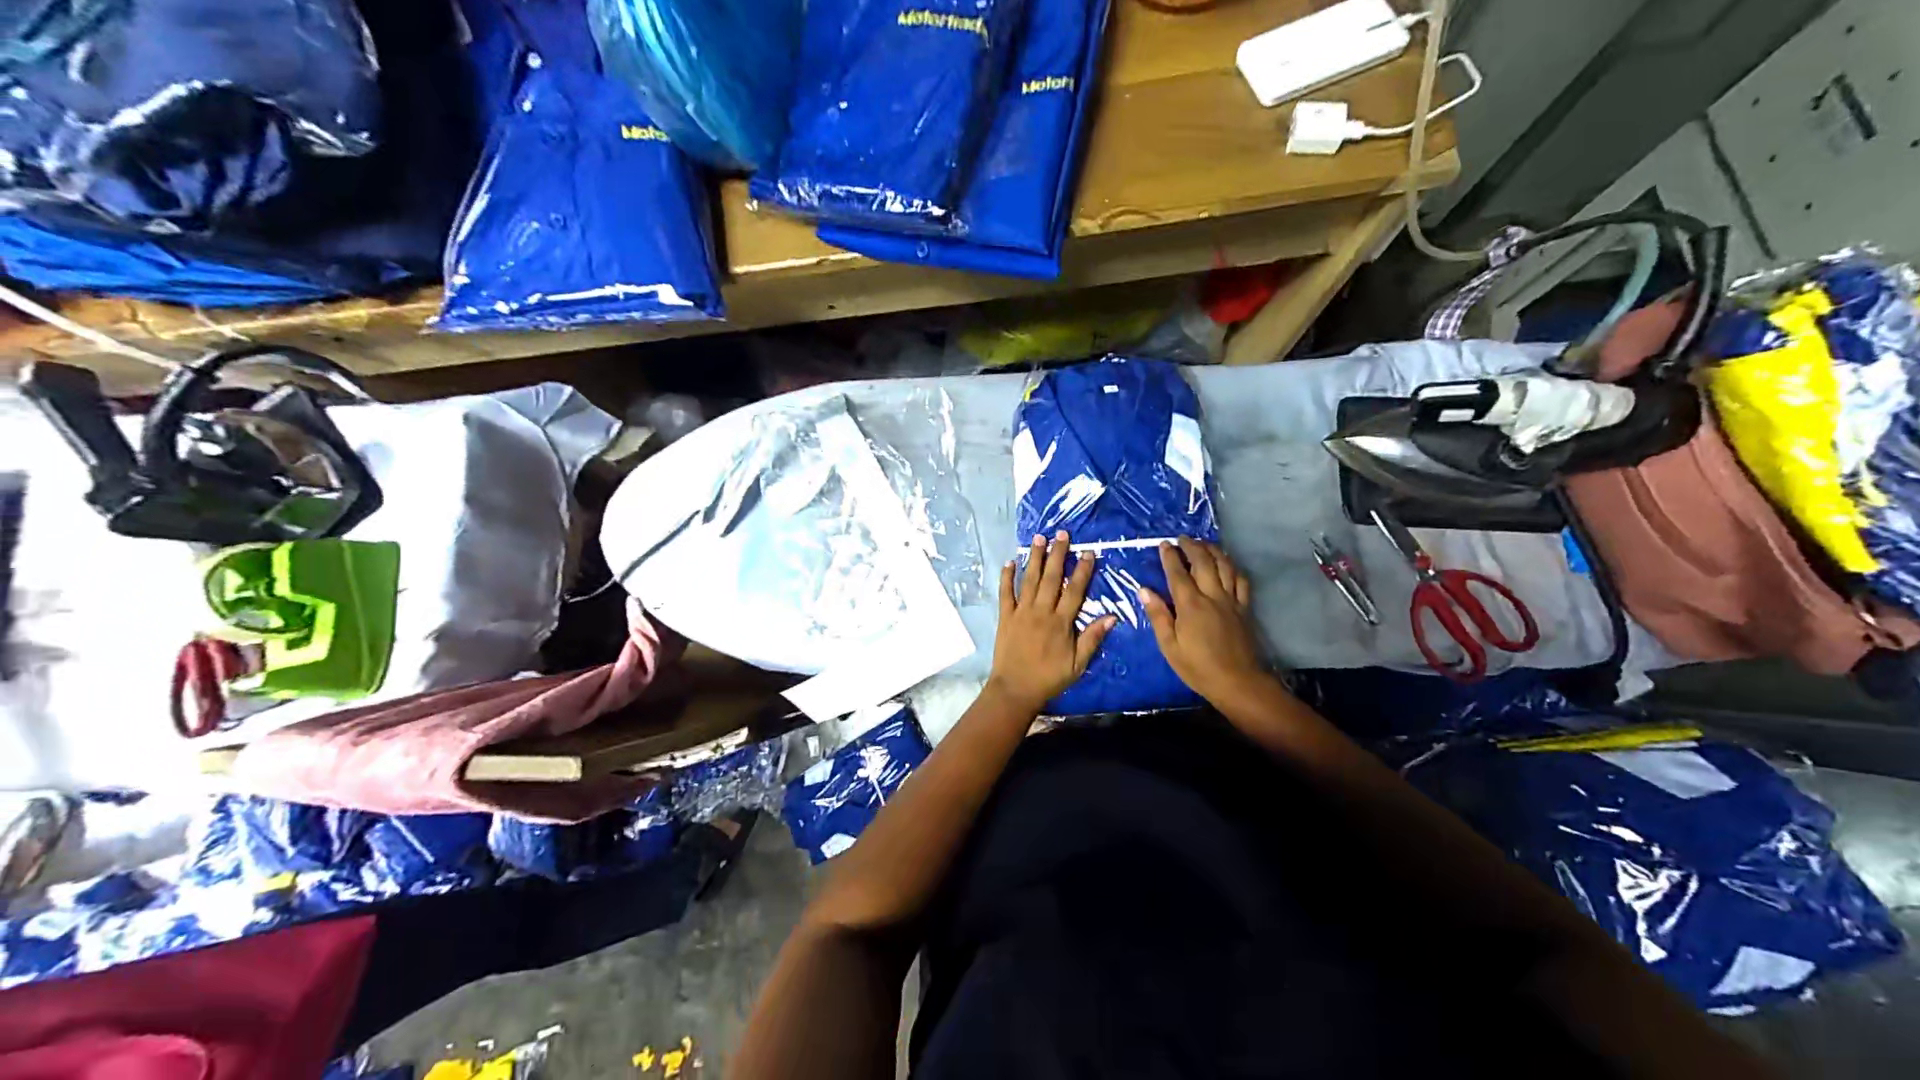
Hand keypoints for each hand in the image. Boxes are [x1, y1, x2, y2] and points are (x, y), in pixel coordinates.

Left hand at [985, 531, 1117, 713]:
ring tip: (1039, 538)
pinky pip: (1005, 593)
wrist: (1015, 689)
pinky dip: (1007, 577)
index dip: (1082, 570)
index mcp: (1061, 622)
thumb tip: (1112, 616)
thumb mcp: (1078, 664)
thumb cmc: (1049, 678)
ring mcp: (1021, 612)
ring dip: (1034, 558)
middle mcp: (1041, 611)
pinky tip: (1010, 562)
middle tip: (1062, 533)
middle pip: (1051, 577)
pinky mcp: (1005, 617)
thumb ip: (1092, 638)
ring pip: (1029, 579)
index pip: (1075, 590)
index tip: (1088, 552)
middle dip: (1057, 554)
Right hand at [1138, 537, 1272, 704]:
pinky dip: (1233, 567)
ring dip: (1213, 551)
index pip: (1178, 573)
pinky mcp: (1244, 608)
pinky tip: (1227, 565)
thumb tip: (1145, 590)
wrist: (1237, 682)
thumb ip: (1158, 615)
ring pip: (1225, 566)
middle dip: (1192, 546)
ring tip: (1204, 544)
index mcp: (1190, 605)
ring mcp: (1231, 601)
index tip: (1164, 544)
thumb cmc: (1197, 667)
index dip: (1170, 556)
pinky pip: (1241, 580)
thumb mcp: (1169, 646)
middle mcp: (1212, 596)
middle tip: (1182, 538)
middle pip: (1204, 562)